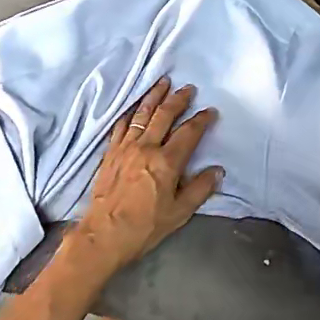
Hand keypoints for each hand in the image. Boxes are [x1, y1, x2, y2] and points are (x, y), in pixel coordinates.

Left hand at [60, 78, 221, 276]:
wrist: (102, 236)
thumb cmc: (145, 226)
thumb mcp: (180, 212)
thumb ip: (201, 188)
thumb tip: (217, 171)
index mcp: (167, 161)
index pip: (189, 132)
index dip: (202, 119)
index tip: (210, 112)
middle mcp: (146, 148)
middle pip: (164, 115)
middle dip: (178, 100)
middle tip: (188, 89)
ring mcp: (125, 149)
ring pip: (141, 115)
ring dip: (154, 97)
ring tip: (162, 83)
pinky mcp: (110, 155)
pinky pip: (121, 126)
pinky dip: (129, 114)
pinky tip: (134, 107)